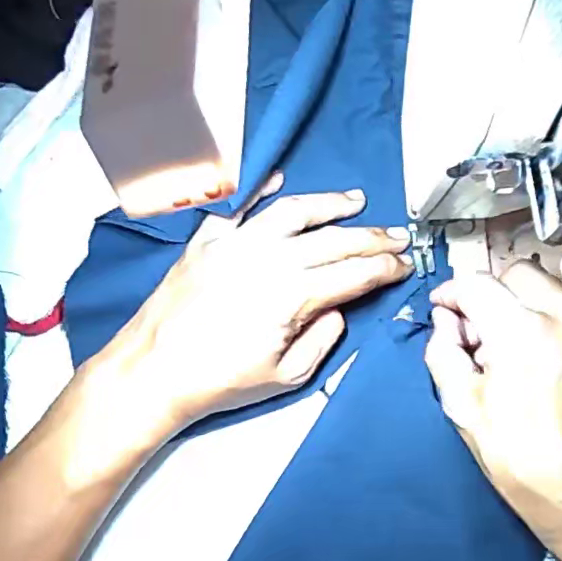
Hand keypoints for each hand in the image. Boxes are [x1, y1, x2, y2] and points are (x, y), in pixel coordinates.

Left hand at [60, 184, 408, 480]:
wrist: (155, 369)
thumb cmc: (223, 379)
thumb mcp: (288, 374)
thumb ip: (323, 337)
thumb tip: (337, 309)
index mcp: (294, 293)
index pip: (355, 273)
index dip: (387, 268)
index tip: (406, 265)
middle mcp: (270, 257)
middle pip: (335, 239)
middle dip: (374, 238)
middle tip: (397, 237)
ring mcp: (237, 241)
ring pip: (295, 210)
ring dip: (331, 204)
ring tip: (356, 201)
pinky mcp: (209, 239)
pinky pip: (243, 205)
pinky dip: (265, 191)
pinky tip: (282, 180)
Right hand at [424, 261, 561, 560]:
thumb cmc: (526, 462)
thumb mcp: (465, 410)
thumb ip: (444, 353)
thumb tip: (446, 322)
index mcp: (525, 333)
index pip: (478, 283)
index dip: (452, 293)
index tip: (444, 310)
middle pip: (516, 273)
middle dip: (490, 295)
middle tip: (477, 335)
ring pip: (546, 288)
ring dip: (519, 306)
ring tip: (509, 352)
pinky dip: (547, 320)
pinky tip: (538, 360)